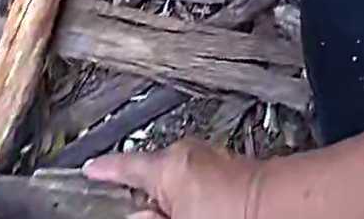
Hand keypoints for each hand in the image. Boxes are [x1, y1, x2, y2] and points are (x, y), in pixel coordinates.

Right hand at [84, 140, 264, 218]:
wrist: (273, 209)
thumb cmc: (228, 216)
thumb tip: (132, 217)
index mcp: (166, 165)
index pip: (125, 165)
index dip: (104, 170)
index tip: (89, 170)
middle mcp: (185, 152)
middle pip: (150, 173)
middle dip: (144, 198)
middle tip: (141, 212)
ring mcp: (207, 155)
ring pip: (174, 179)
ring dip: (170, 200)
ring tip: (171, 212)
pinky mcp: (224, 163)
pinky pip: (195, 180)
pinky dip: (189, 196)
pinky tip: (198, 212)